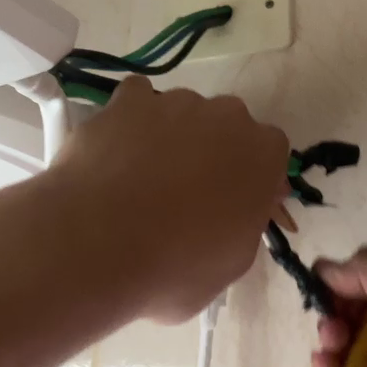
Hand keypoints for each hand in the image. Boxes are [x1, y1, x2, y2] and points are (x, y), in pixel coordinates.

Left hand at [52, 76, 288, 322]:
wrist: (96, 245)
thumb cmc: (175, 267)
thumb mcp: (232, 261)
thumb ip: (245, 222)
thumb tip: (235, 210)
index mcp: (262, 153)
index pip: (269, 154)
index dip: (252, 178)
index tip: (234, 206)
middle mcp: (226, 115)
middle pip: (226, 128)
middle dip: (212, 154)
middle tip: (187, 195)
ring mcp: (175, 101)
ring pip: (182, 113)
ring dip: (172, 137)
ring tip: (142, 178)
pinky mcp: (128, 100)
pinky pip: (137, 99)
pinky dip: (132, 118)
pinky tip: (119, 148)